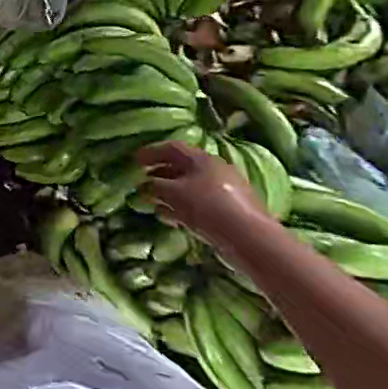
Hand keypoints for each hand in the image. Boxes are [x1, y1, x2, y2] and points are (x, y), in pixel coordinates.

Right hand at [137, 141, 274, 253]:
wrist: (251, 240)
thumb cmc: (207, 206)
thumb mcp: (171, 192)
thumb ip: (153, 186)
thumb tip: (145, 186)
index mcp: (202, 158)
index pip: (171, 148)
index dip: (151, 153)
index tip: (135, 161)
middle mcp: (217, 171)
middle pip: (183, 168)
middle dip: (161, 175)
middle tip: (144, 182)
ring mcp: (228, 193)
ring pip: (192, 188)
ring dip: (172, 195)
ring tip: (156, 204)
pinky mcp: (234, 213)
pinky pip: (203, 205)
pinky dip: (186, 208)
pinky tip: (174, 219)